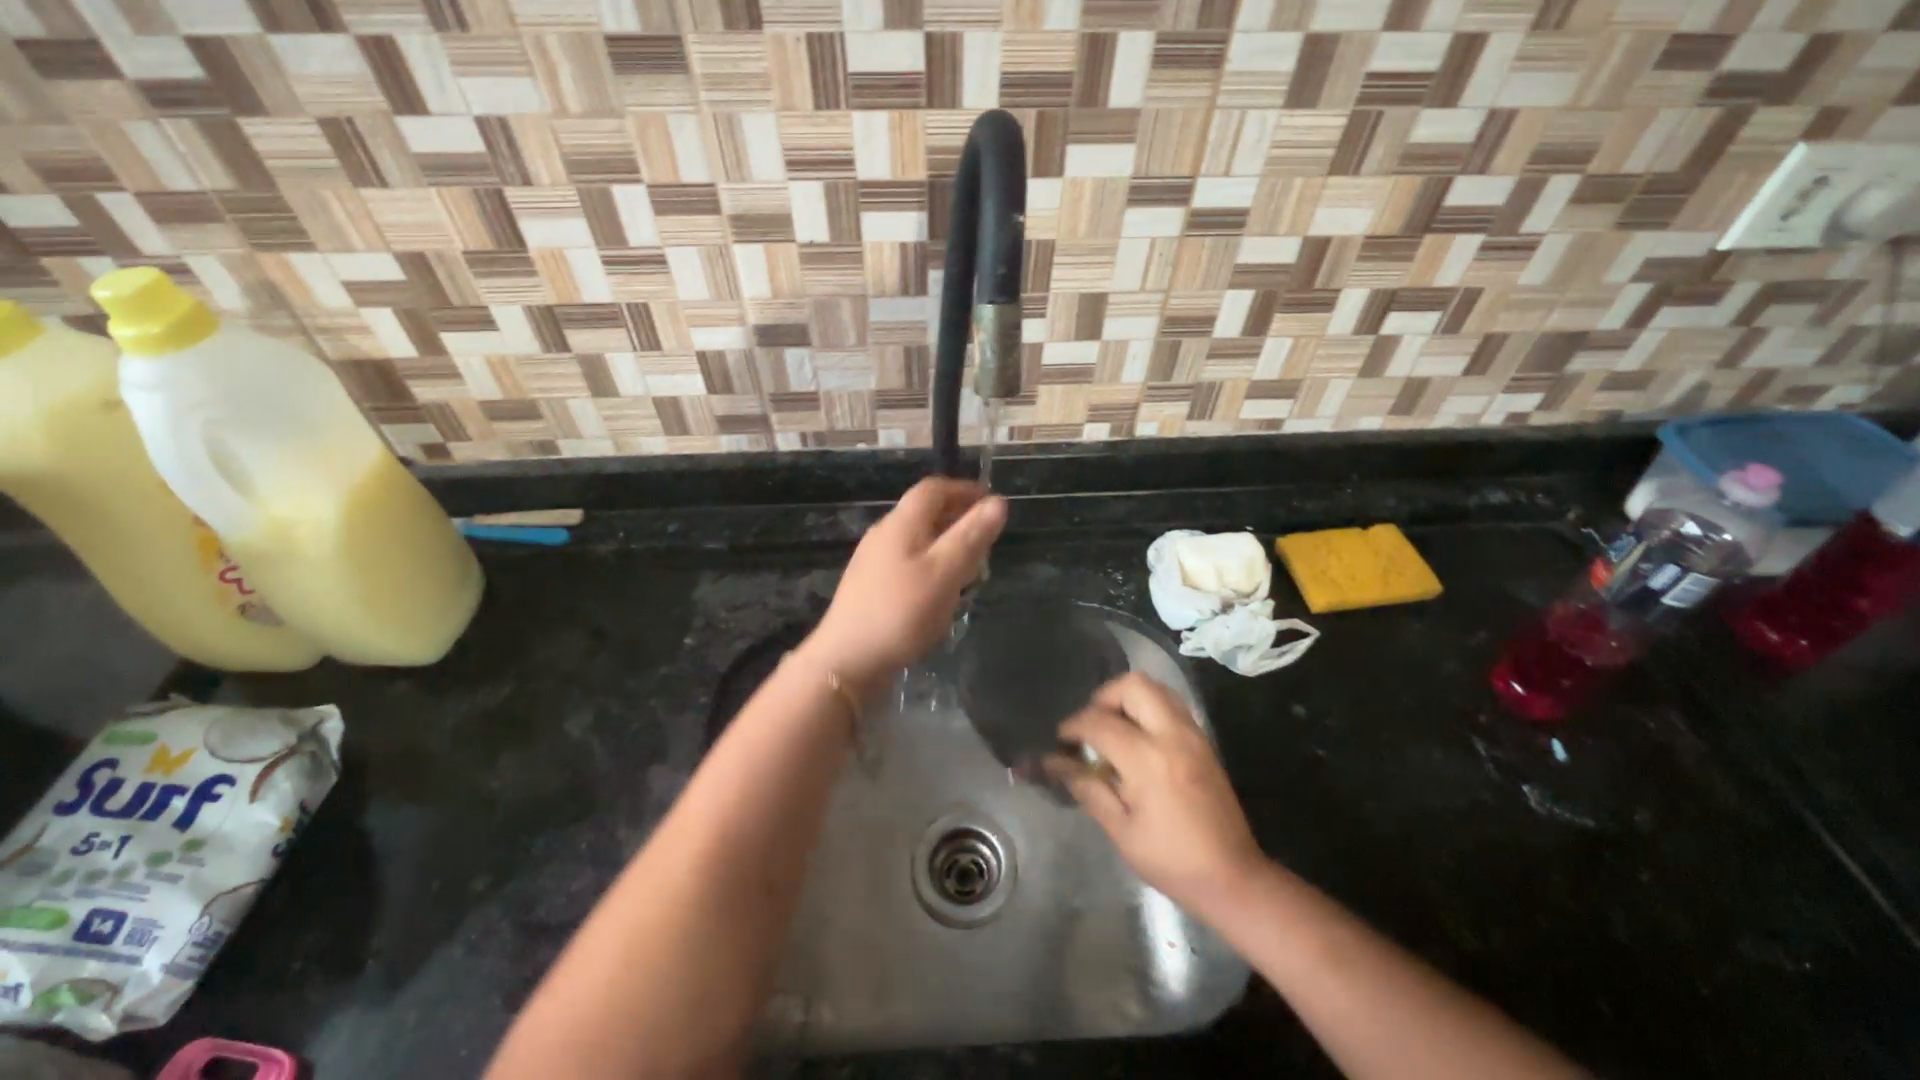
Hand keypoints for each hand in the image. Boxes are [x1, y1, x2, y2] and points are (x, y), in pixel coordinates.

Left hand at [799, 478, 1007, 695]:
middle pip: (924, 513)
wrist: (847, 661)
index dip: (964, 490)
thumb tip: (998, 503)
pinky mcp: (870, 588)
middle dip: (959, 519)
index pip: (933, 489)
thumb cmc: (901, 613)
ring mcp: (873, 562)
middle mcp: (884, 535)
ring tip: (971, 570)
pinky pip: (907, 564)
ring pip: (917, 541)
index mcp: (901, 523)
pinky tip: (941, 595)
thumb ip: (971, 536)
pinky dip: (931, 568)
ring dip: (946, 546)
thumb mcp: (945, 573)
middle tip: (988, 541)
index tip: (992, 504)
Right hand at [1046, 673, 1264, 911]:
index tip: (1060, 742)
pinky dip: (1149, 710)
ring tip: (1113, 731)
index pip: (1099, 722)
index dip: (1072, 727)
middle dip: (1103, 698)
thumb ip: (1087, 787)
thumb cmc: (1170, 859)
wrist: (1231, 875)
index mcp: (1147, 760)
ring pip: (1156, 689)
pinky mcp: (1204, 742)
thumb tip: (1054, 762)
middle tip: (1091, 728)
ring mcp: (1193, 735)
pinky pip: (1172, 706)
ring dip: (1128, 700)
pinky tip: (1138, 742)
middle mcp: (1172, 735)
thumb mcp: (1120, 829)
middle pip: (1133, 685)